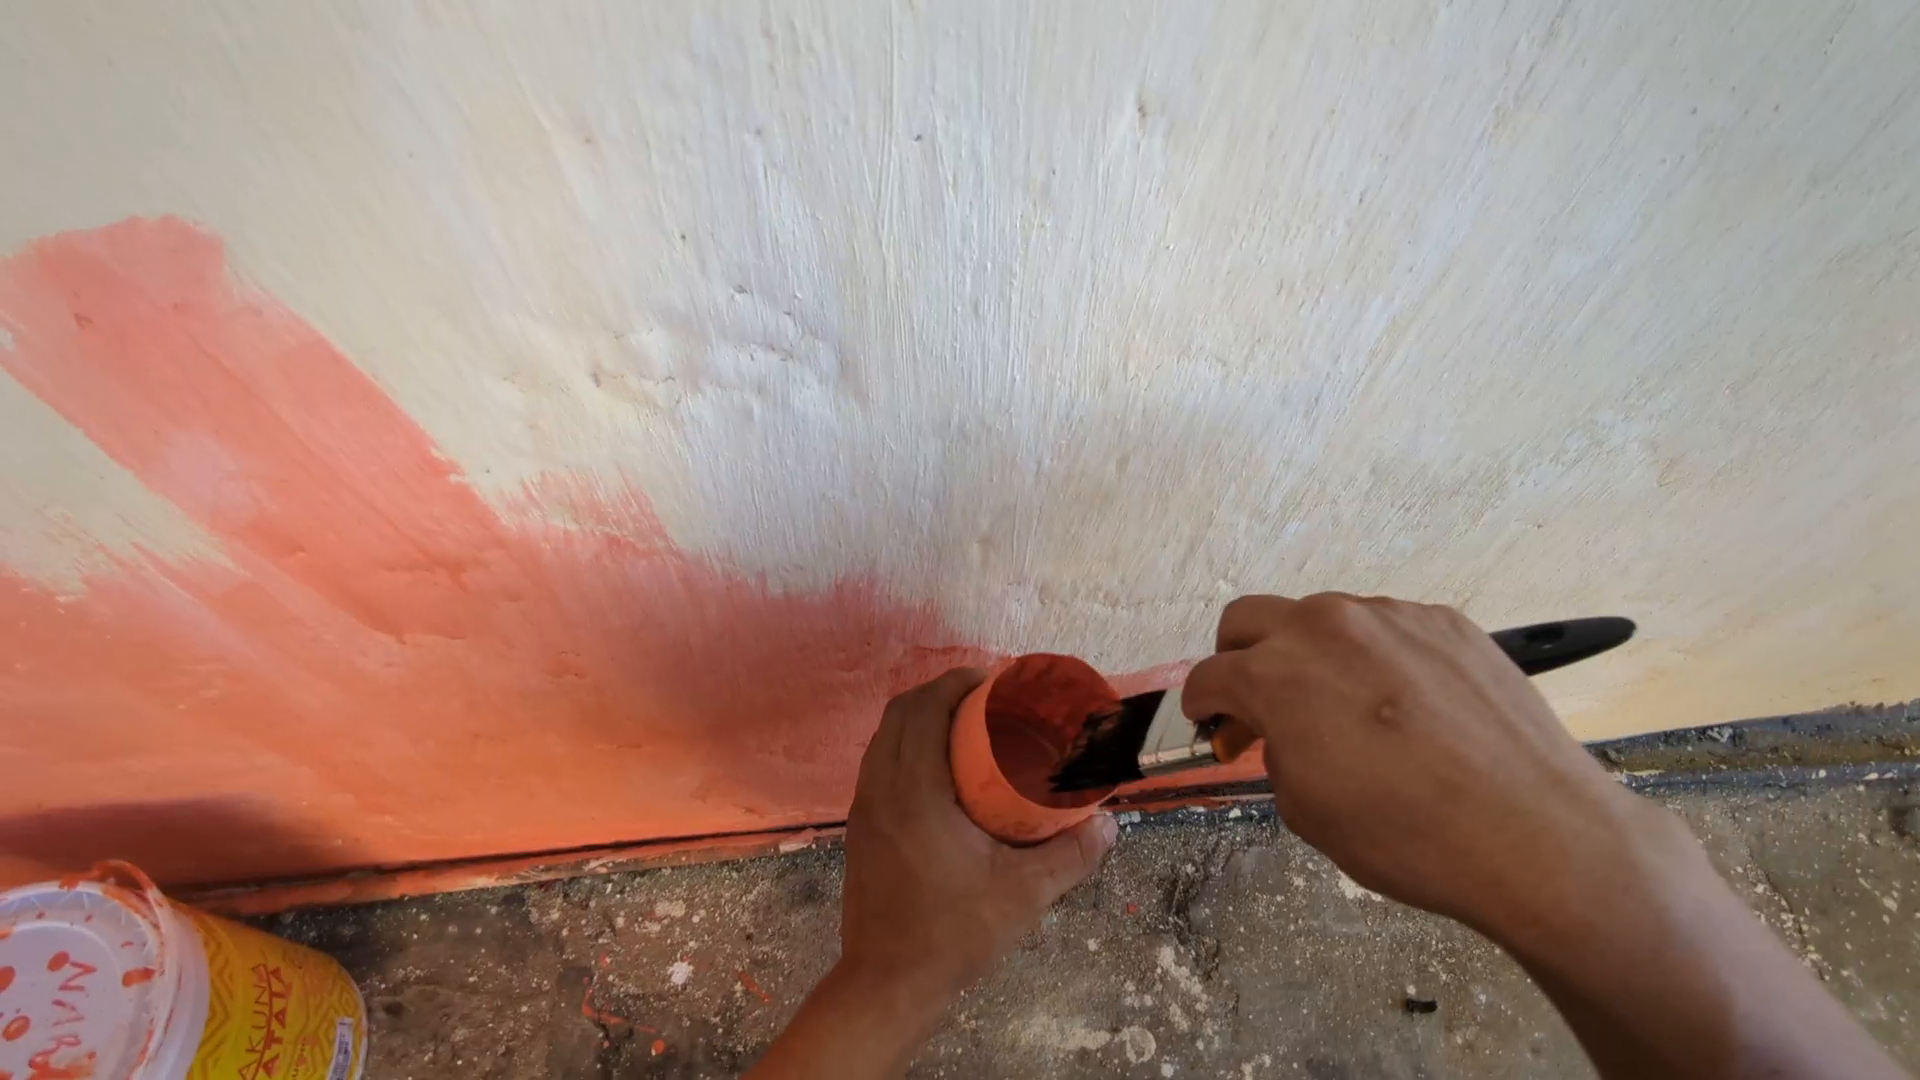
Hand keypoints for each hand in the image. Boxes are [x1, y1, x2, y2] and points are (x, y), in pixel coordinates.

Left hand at [840, 668, 1117, 997]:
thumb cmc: (954, 933)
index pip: (923, 710)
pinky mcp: (859, 825)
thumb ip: (1071, 856)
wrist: (886, 984)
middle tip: (983, 699)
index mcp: (914, 791)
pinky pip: (878, 760)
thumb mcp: (1024, 895)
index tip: (991, 681)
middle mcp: (881, 787)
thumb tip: (1109, 823)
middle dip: (938, 692)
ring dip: (918, 716)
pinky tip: (937, 766)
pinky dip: (904, 743)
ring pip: (883, 735)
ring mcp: (863, 806)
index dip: (954, 683)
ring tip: (962, 725)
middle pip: (899, 712)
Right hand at [1182, 594, 1657, 931]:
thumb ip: (1270, 750)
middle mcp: (1321, 627)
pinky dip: (1372, 654)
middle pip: (1245, 618)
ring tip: (1345, 704)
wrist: (1540, 837)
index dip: (1202, 705)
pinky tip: (1406, 703)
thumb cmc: (1404, 836)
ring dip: (1307, 652)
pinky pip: (1385, 625)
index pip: (1208, 675)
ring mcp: (1387, 615)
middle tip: (1259, 701)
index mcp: (1273, 674)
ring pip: (1318, 616)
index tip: (1214, 725)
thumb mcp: (1302, 808)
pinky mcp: (1444, 620)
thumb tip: (1274, 729)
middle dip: (1236, 657)